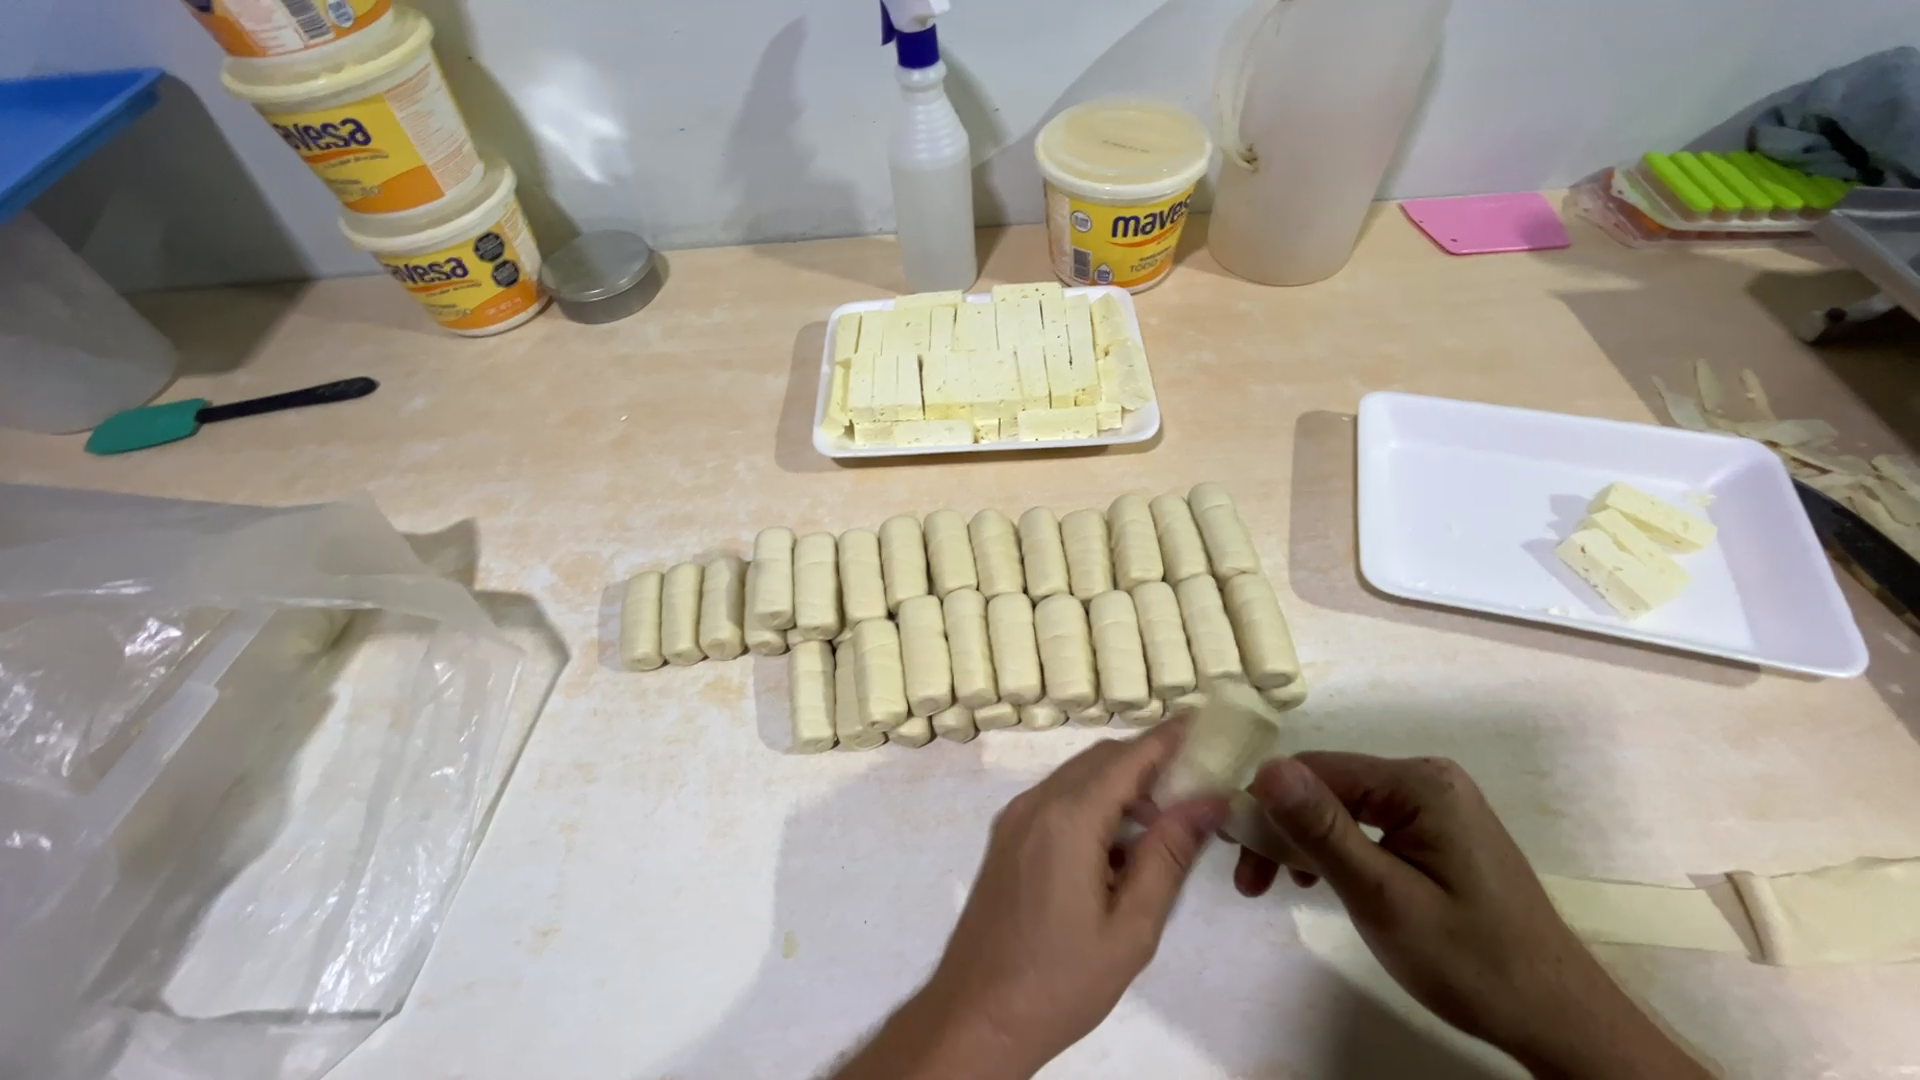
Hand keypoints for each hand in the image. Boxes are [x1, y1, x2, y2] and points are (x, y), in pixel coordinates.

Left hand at [833, 721, 1226, 1079]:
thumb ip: (1168, 855)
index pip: (1128, 758)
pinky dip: (1093, 800)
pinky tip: (1119, 841)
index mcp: (1069, 819)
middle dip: (1149, 759)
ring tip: (1166, 815)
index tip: (1205, 723)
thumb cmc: (1062, 980)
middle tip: (1197, 778)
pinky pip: (1057, 798)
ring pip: (1077, 776)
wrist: (976, 1014)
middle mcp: (1036, 803)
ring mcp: (1015, 818)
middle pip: (1101, 759)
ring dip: (1121, 781)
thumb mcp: (1131, 926)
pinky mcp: (1006, 837)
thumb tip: (1208, 800)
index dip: (1168, 737)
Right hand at [1239, 753, 1711, 1079]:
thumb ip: (1322, 830)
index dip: (1267, 807)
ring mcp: (1435, 803)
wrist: (1557, 1019)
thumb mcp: (1382, 898)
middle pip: (1326, 786)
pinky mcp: (1436, 830)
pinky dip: (1335, 849)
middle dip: (1282, 829)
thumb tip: (1266, 769)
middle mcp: (1426, 778)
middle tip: (1253, 884)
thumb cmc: (1469, 961)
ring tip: (1281, 885)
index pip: (1315, 770)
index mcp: (1419, 783)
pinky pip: (1367, 822)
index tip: (1239, 857)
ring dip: (1303, 841)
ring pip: (1342, 806)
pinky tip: (1322, 879)